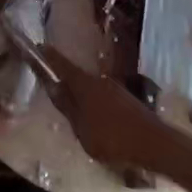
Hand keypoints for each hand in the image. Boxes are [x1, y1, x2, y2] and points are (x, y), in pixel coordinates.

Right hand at [42, 50, 174, 169]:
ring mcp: (115, 89)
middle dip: (63, 74)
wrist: (154, 144)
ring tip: (66, 97)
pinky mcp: (125, 100)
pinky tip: (88, 111)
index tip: (38, 47)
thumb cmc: (112, 138)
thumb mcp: (82, 128)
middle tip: (47, 76)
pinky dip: (90, 98)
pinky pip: (100, 94)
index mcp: (86, 85)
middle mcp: (101, 81)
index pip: (63, 66)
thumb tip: (52, 85)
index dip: (49, 57)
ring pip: (90, 85)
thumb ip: (67, 107)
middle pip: (77, 74)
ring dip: (78, 88)